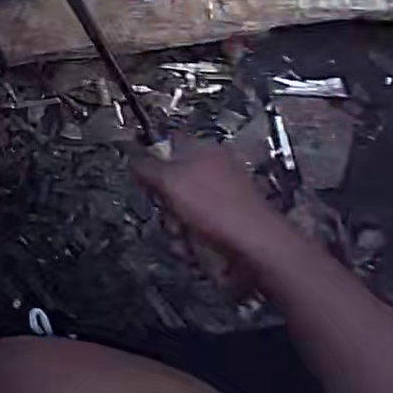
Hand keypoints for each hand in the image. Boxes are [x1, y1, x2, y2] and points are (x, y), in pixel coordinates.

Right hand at [130, 139, 300, 261]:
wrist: (261, 249)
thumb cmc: (212, 206)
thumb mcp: (168, 180)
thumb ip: (144, 166)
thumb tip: (131, 157)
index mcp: (205, 149)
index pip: (167, 143)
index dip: (151, 160)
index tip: (144, 179)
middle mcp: (216, 169)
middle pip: (173, 179)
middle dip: (164, 202)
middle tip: (167, 214)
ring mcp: (226, 196)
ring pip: (183, 206)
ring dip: (175, 225)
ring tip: (182, 238)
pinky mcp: (232, 223)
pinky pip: (200, 224)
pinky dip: (192, 238)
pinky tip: (193, 249)